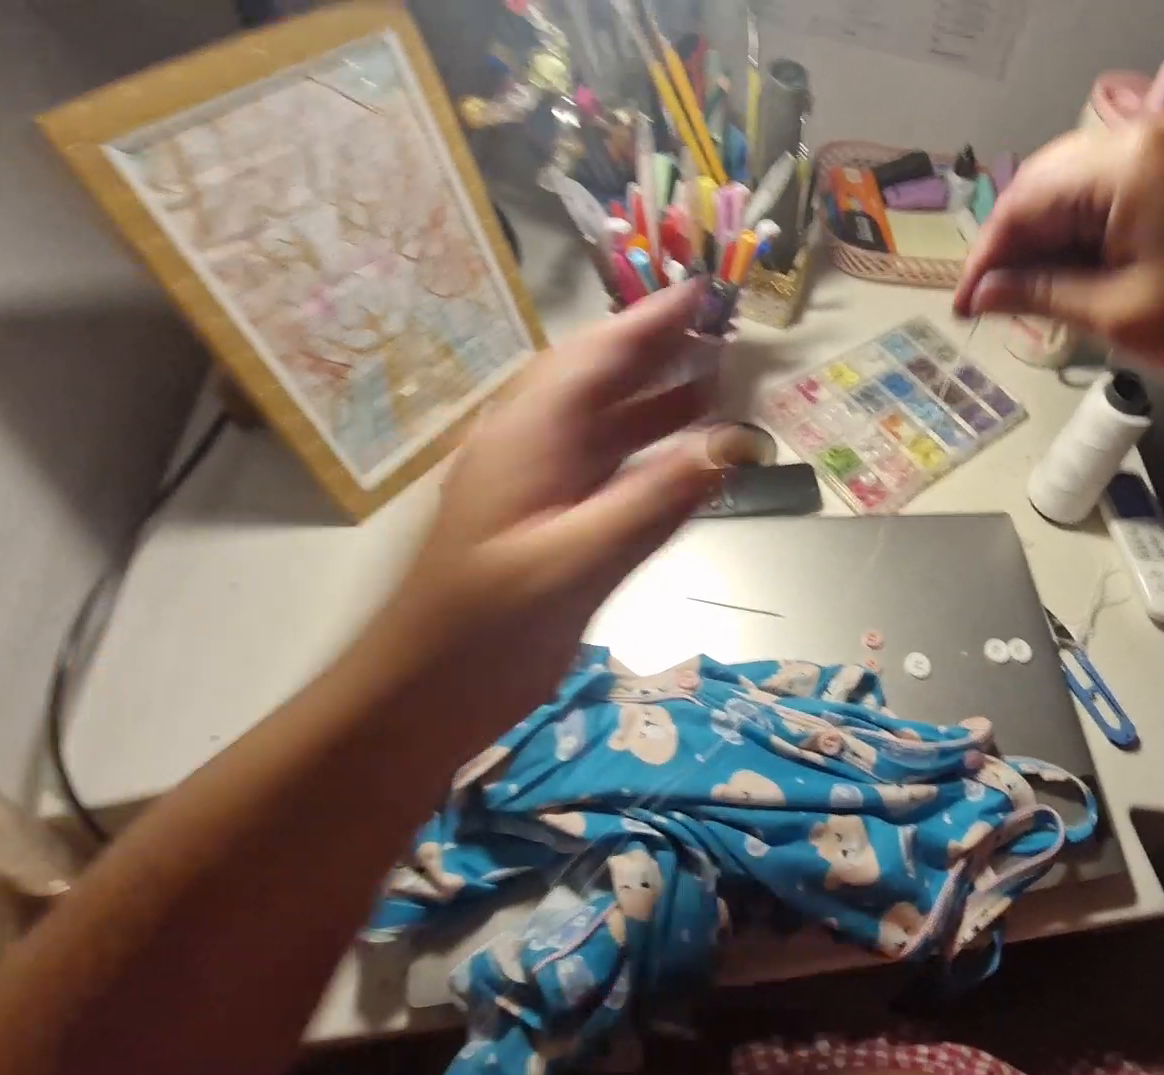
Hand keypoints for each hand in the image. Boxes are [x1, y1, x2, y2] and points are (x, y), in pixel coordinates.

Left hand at [373, 283, 720, 732]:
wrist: (430, 693)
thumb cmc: (484, 624)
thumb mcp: (573, 558)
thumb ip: (655, 500)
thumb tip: (734, 445)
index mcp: (527, 438)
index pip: (594, 359)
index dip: (648, 322)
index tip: (701, 292)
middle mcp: (539, 450)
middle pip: (605, 382)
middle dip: (661, 351)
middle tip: (723, 328)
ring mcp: (551, 488)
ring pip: (614, 427)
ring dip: (664, 401)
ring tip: (722, 380)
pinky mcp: (563, 525)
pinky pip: (620, 472)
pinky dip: (660, 455)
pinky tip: (695, 457)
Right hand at [954, 115, 1163, 397]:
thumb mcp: (1118, 315)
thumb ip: (1040, 295)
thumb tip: (981, 294)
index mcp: (1127, 165)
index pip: (1026, 200)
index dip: (986, 255)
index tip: (963, 303)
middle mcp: (1144, 139)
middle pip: (1046, 185)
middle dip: (1013, 246)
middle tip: (991, 302)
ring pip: (1075, 190)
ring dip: (1046, 242)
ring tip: (1026, 295)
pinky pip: (1110, 194)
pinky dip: (1083, 235)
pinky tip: (1069, 274)